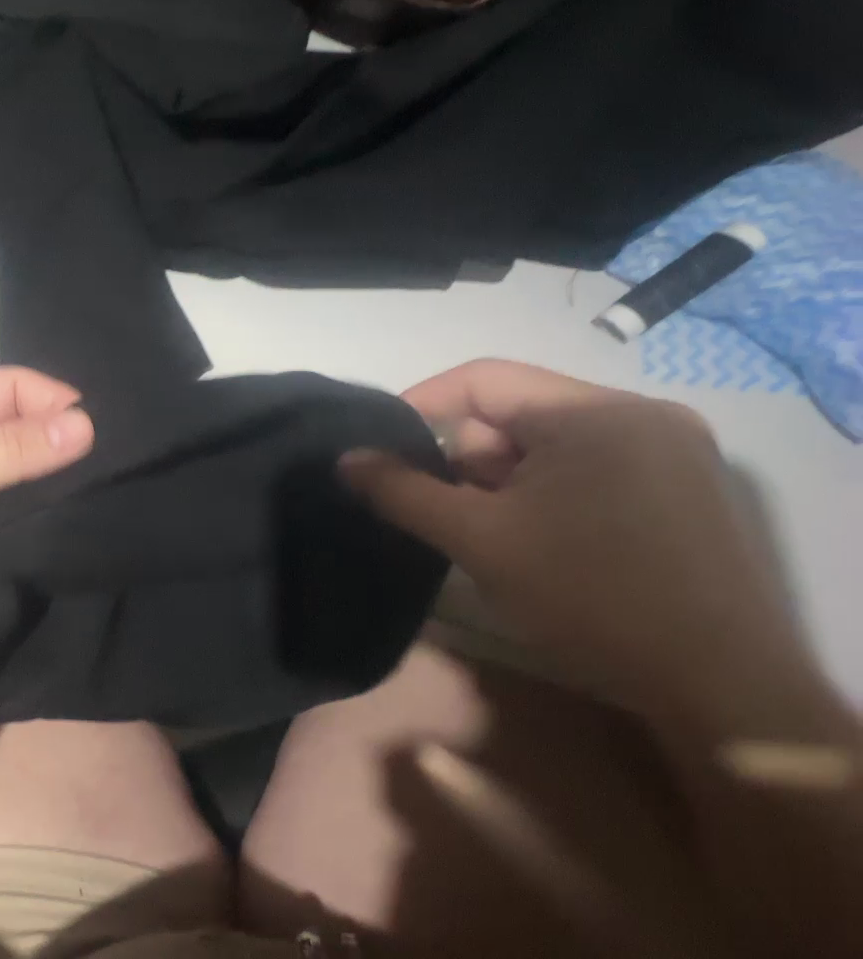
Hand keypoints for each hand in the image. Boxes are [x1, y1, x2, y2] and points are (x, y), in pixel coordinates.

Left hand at [0, 368, 93, 639]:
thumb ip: (12, 451)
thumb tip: (87, 425)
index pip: (13, 385)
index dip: (58, 401)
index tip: (106, 431)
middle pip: (22, 422)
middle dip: (62, 438)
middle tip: (118, 463)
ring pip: (22, 464)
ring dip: (55, 474)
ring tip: (108, 488)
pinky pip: (14, 501)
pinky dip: (40, 504)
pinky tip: (76, 512)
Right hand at [337, 360, 809, 720]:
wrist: (719, 685)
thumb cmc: (587, 598)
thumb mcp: (477, 540)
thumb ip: (403, 490)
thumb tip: (347, 458)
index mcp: (596, 414)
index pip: (483, 379)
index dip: (419, 406)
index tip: (380, 452)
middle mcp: (643, 415)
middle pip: (517, 411)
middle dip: (467, 456)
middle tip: (443, 510)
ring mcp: (673, 451)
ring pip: (550, 443)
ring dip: (504, 479)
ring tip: (488, 533)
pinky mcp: (684, 488)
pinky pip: (588, 467)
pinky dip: (545, 492)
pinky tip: (536, 539)